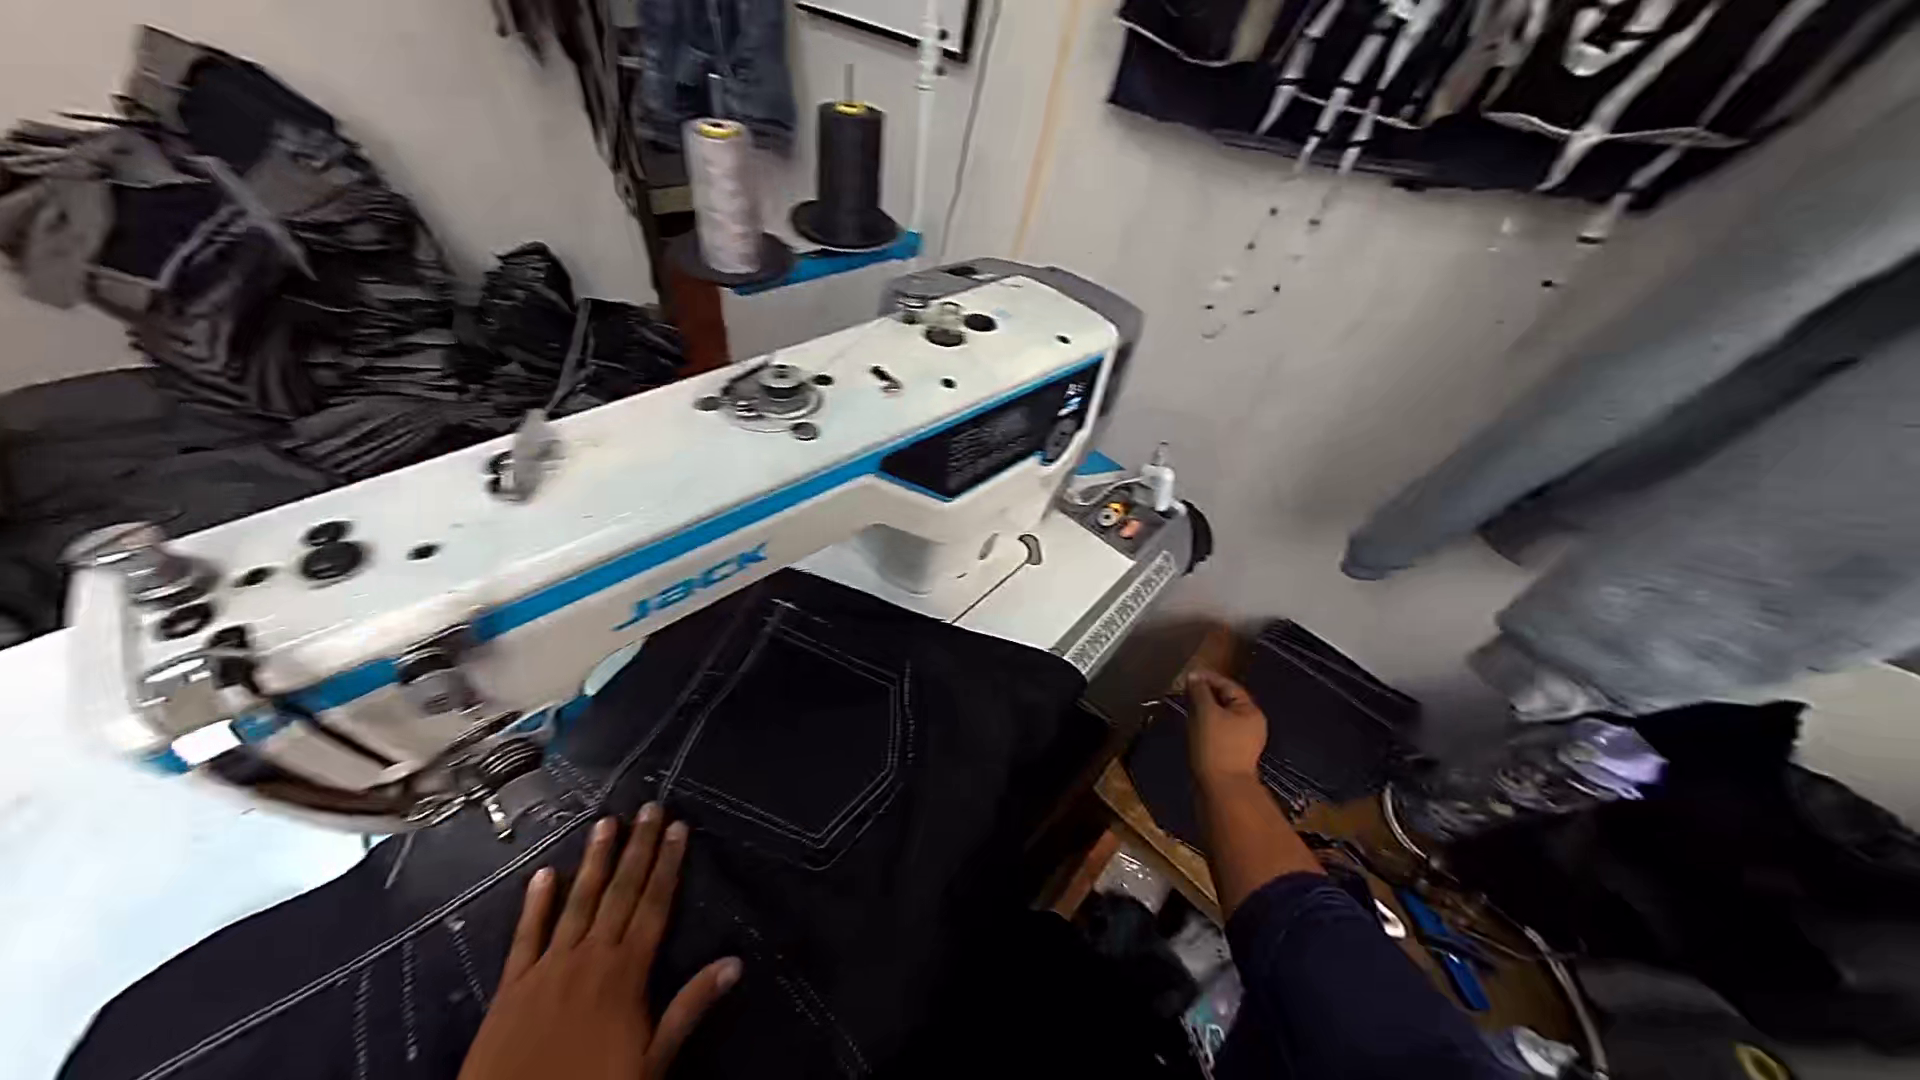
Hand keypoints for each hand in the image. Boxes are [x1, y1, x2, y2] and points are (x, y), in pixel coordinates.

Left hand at [457, 805, 740, 1079]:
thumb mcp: (651, 1062)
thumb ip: (689, 1007)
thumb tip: (736, 962)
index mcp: (627, 972)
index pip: (655, 904)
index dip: (669, 863)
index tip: (679, 827)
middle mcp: (591, 957)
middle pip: (621, 891)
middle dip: (639, 847)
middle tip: (650, 808)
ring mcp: (548, 968)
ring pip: (577, 901)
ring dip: (594, 860)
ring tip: (606, 822)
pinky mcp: (512, 986)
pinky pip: (526, 936)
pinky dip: (535, 904)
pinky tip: (542, 874)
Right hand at [1185, 669, 1268, 785]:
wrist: (1221, 788)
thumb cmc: (1216, 746)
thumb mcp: (1205, 712)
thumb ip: (1199, 691)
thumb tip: (1194, 676)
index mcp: (1251, 711)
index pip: (1229, 686)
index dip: (1208, 678)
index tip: (1188, 674)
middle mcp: (1251, 724)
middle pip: (1226, 700)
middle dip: (1205, 693)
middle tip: (1184, 688)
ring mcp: (1242, 740)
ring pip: (1220, 716)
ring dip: (1203, 708)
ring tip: (1185, 703)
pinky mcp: (1230, 752)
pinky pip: (1217, 729)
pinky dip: (1204, 722)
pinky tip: (1191, 723)